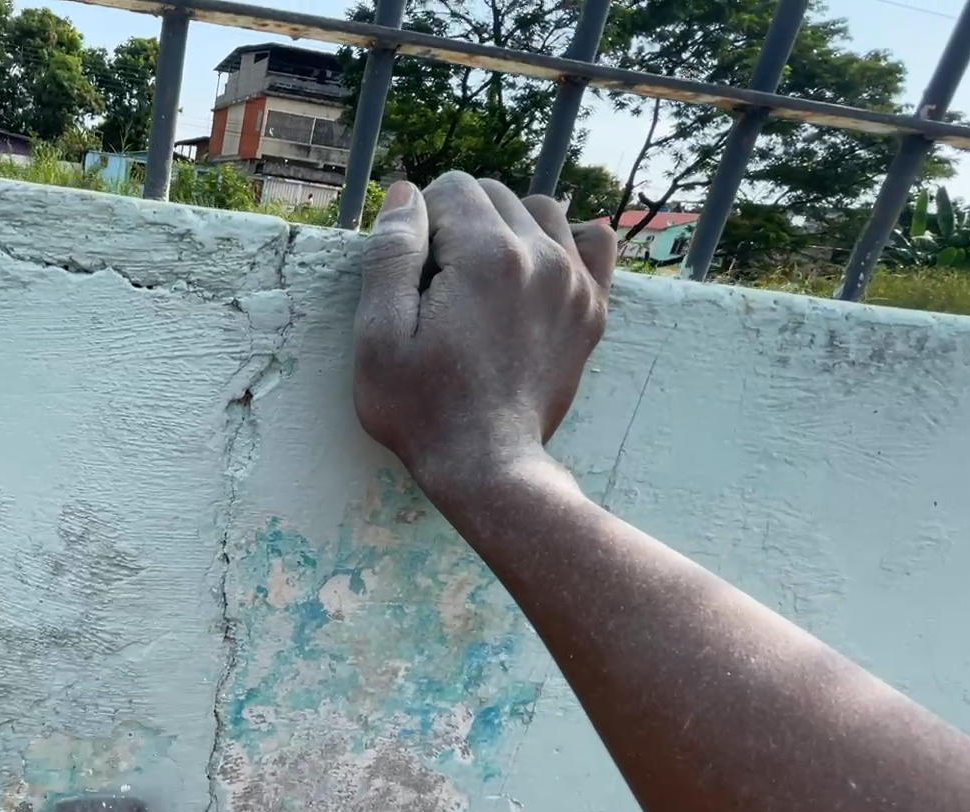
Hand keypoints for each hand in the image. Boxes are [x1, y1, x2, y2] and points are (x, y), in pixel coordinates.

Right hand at [352, 173, 615, 502]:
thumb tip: (404, 195)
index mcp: (485, 256)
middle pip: (494, 194)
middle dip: (456, 225)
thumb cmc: (420, 409)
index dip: (417, 224)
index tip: (407, 274)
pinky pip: (592, 242)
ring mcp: (575, 281)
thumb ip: (388, 258)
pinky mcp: (592, 309)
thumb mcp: (377, 339)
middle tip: (434, 286)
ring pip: (540, 210)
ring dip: (503, 229)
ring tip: (477, 281)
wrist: (485, 465)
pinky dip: (563, 242)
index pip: (450, 188)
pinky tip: (535, 271)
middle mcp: (541, 255)